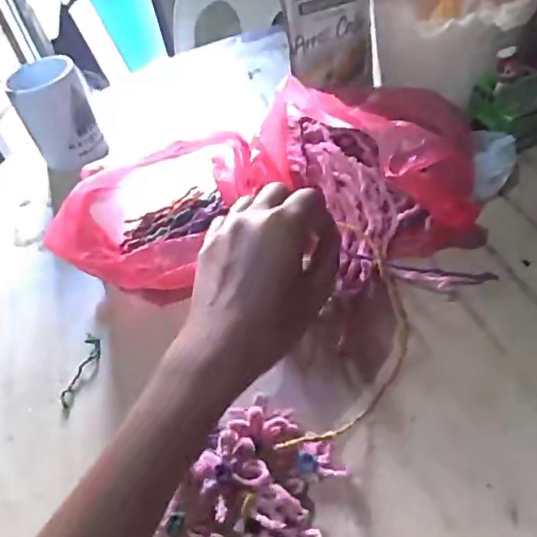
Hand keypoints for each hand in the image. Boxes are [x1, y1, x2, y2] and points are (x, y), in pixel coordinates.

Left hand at [171, 182, 337, 391]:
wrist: (220, 345)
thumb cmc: (275, 323)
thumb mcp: (316, 294)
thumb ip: (329, 258)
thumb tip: (328, 241)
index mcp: (285, 223)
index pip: (311, 198)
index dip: (322, 219)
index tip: (324, 244)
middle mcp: (253, 215)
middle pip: (278, 191)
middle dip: (294, 209)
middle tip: (301, 240)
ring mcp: (226, 226)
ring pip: (251, 202)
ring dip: (267, 215)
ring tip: (273, 245)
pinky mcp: (208, 242)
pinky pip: (229, 220)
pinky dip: (244, 227)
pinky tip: (248, 253)